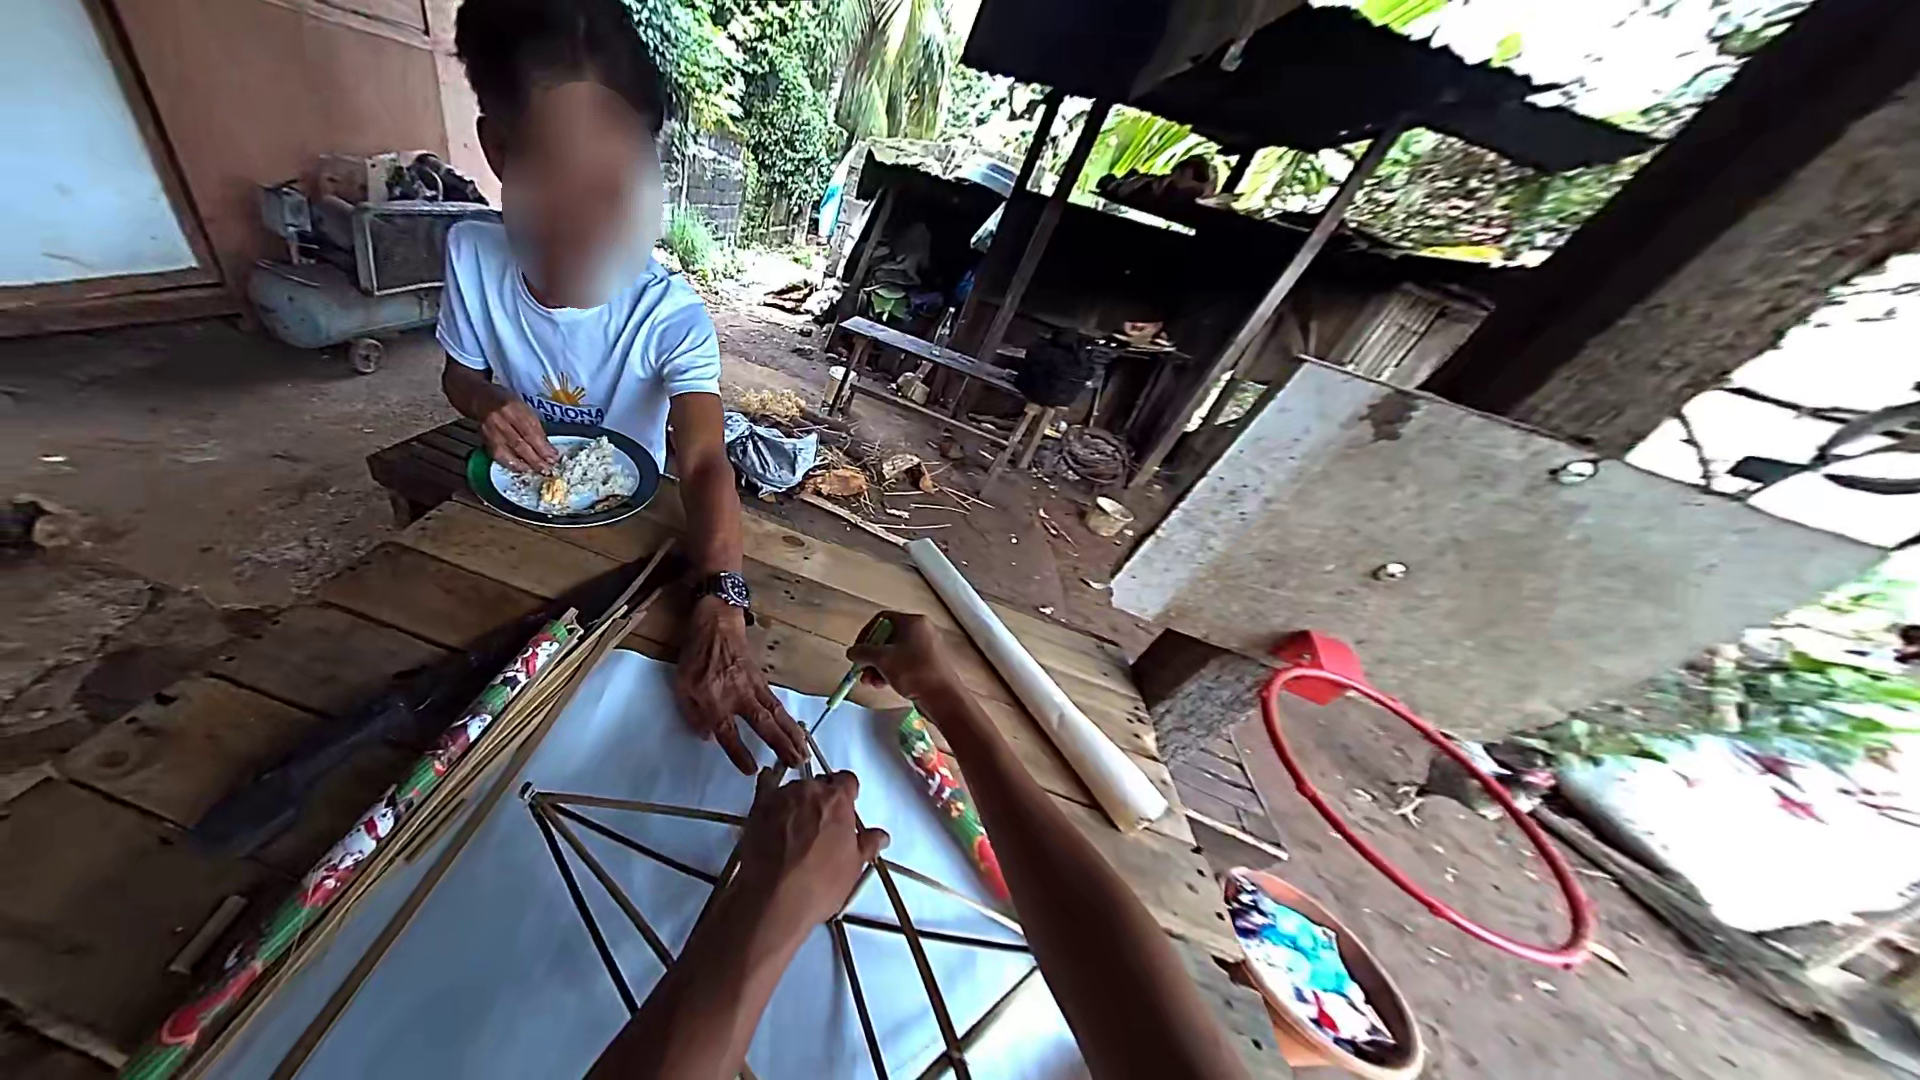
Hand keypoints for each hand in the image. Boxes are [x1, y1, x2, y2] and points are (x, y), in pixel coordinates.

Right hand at [479, 392, 558, 472]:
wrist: (482, 399)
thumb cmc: (510, 405)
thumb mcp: (527, 411)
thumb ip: (537, 429)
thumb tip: (550, 451)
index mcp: (513, 409)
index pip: (530, 431)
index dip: (542, 447)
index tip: (554, 458)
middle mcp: (500, 419)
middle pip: (519, 443)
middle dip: (535, 458)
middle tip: (548, 470)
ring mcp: (490, 429)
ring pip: (509, 450)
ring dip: (525, 463)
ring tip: (538, 471)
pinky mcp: (484, 438)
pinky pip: (498, 454)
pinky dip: (511, 463)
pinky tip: (522, 469)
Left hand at [675, 596, 806, 771]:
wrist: (717, 624)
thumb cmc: (696, 654)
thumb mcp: (681, 685)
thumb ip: (693, 714)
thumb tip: (708, 736)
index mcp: (714, 699)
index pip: (728, 732)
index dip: (739, 752)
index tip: (751, 770)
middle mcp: (738, 695)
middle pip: (763, 724)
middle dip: (780, 745)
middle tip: (796, 763)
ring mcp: (753, 686)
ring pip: (776, 714)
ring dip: (791, 734)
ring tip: (805, 751)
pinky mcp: (762, 680)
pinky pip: (777, 702)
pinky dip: (788, 718)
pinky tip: (797, 729)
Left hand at [735, 767, 887, 934]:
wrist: (772, 899)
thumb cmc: (814, 885)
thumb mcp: (853, 867)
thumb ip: (868, 844)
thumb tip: (879, 837)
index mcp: (838, 801)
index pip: (848, 781)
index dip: (847, 792)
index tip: (847, 803)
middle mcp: (811, 791)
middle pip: (820, 784)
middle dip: (822, 798)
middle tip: (822, 822)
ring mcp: (783, 797)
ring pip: (795, 788)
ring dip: (798, 800)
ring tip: (795, 825)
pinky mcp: (759, 807)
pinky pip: (765, 785)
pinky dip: (770, 786)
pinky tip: (770, 789)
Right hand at [845, 611, 965, 702]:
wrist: (943, 696)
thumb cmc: (913, 671)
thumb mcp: (882, 659)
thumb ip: (863, 652)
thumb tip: (852, 652)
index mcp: (913, 622)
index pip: (882, 619)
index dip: (866, 633)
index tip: (857, 651)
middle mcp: (921, 630)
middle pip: (887, 637)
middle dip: (871, 655)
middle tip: (861, 670)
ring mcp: (926, 648)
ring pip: (894, 652)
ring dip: (878, 666)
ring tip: (869, 682)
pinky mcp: (927, 664)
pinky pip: (904, 663)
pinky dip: (890, 671)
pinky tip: (881, 685)